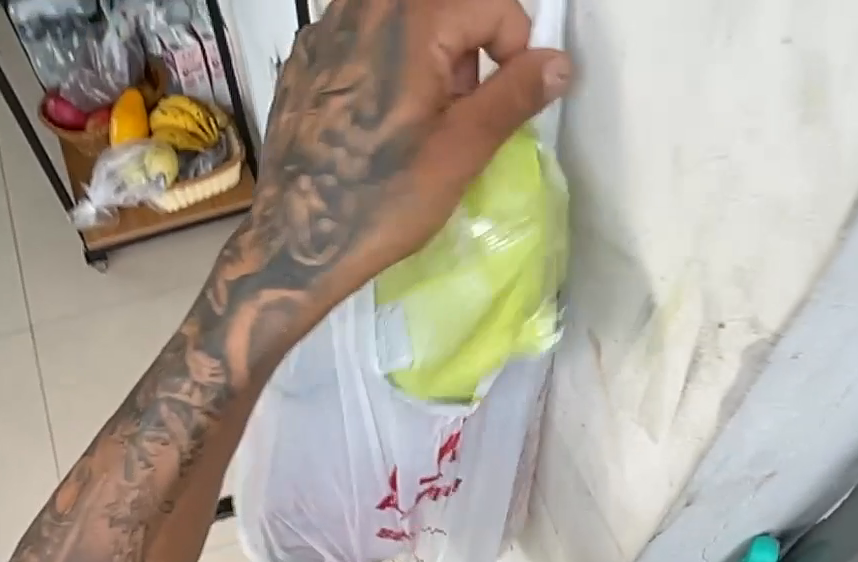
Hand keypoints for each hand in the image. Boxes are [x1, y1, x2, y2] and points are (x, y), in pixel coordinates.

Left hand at [244, 0, 570, 310]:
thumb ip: (515, 95)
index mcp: (411, 16)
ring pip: (406, 21)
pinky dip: (387, 70)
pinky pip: (365, 43)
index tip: (502, 103)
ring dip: (429, 61)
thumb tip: (558, 62)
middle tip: (456, 116)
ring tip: (417, 125)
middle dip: (467, 54)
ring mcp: (326, 29)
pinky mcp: (305, 60)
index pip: (494, 2)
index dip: (514, 52)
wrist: (299, 240)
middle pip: (448, 7)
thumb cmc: (383, 200)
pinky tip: (377, 125)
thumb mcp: (461, 149)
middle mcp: (364, 6)